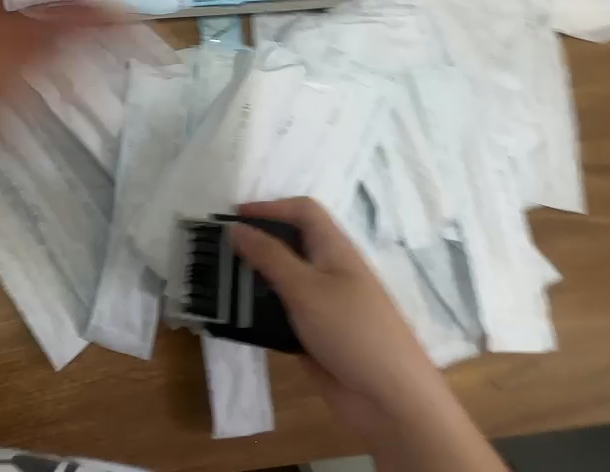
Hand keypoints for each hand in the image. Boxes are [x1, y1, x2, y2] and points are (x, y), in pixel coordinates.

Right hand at [225, 198, 451, 438]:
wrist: (391, 402)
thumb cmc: (352, 331)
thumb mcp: (305, 287)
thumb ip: (267, 255)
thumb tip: (235, 226)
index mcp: (334, 250)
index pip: (303, 211)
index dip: (270, 207)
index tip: (235, 216)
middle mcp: (328, 271)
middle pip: (288, 244)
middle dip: (255, 242)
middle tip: (219, 250)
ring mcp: (322, 304)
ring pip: (281, 279)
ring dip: (253, 278)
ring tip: (219, 282)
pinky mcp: (313, 333)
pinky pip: (281, 312)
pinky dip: (259, 310)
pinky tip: (237, 316)